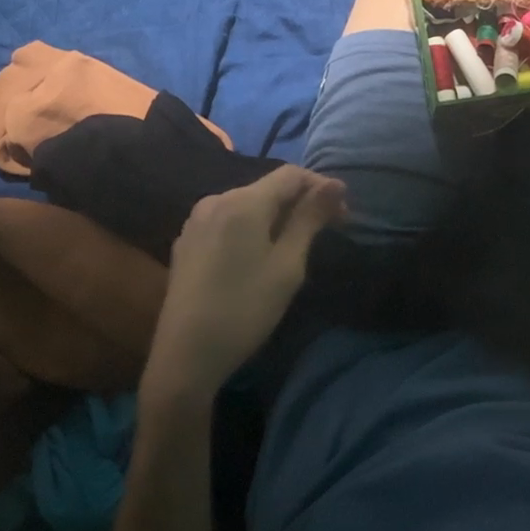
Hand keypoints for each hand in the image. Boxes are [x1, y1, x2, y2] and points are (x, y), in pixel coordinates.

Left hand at [143, 167, 346, 399]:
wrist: (185, 356)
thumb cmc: (245, 309)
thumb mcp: (288, 266)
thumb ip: (310, 219)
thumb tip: (335, 184)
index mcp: (243, 201)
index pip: (291, 174)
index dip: (321, 186)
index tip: (344, 214)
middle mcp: (216, 200)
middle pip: (268, 187)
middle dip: (300, 202)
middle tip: (327, 231)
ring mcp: (196, 221)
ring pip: (247, 204)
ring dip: (275, 216)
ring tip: (295, 244)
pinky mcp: (186, 242)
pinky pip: (228, 221)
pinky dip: (250, 228)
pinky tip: (258, 254)